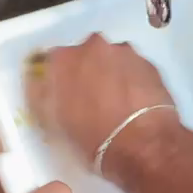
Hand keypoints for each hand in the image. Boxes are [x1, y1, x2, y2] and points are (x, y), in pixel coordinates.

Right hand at [26, 33, 179, 167]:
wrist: (144, 145)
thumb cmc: (92, 140)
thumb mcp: (55, 124)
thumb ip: (44, 97)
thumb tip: (43, 87)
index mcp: (63, 60)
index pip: (51, 62)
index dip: (57, 80)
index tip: (61, 95)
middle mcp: (92, 46)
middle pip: (84, 56)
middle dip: (85, 73)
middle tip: (90, 101)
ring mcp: (124, 52)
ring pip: (111, 60)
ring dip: (110, 75)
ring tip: (116, 104)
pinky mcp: (150, 63)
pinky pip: (133, 68)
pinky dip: (132, 81)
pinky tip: (134, 103)